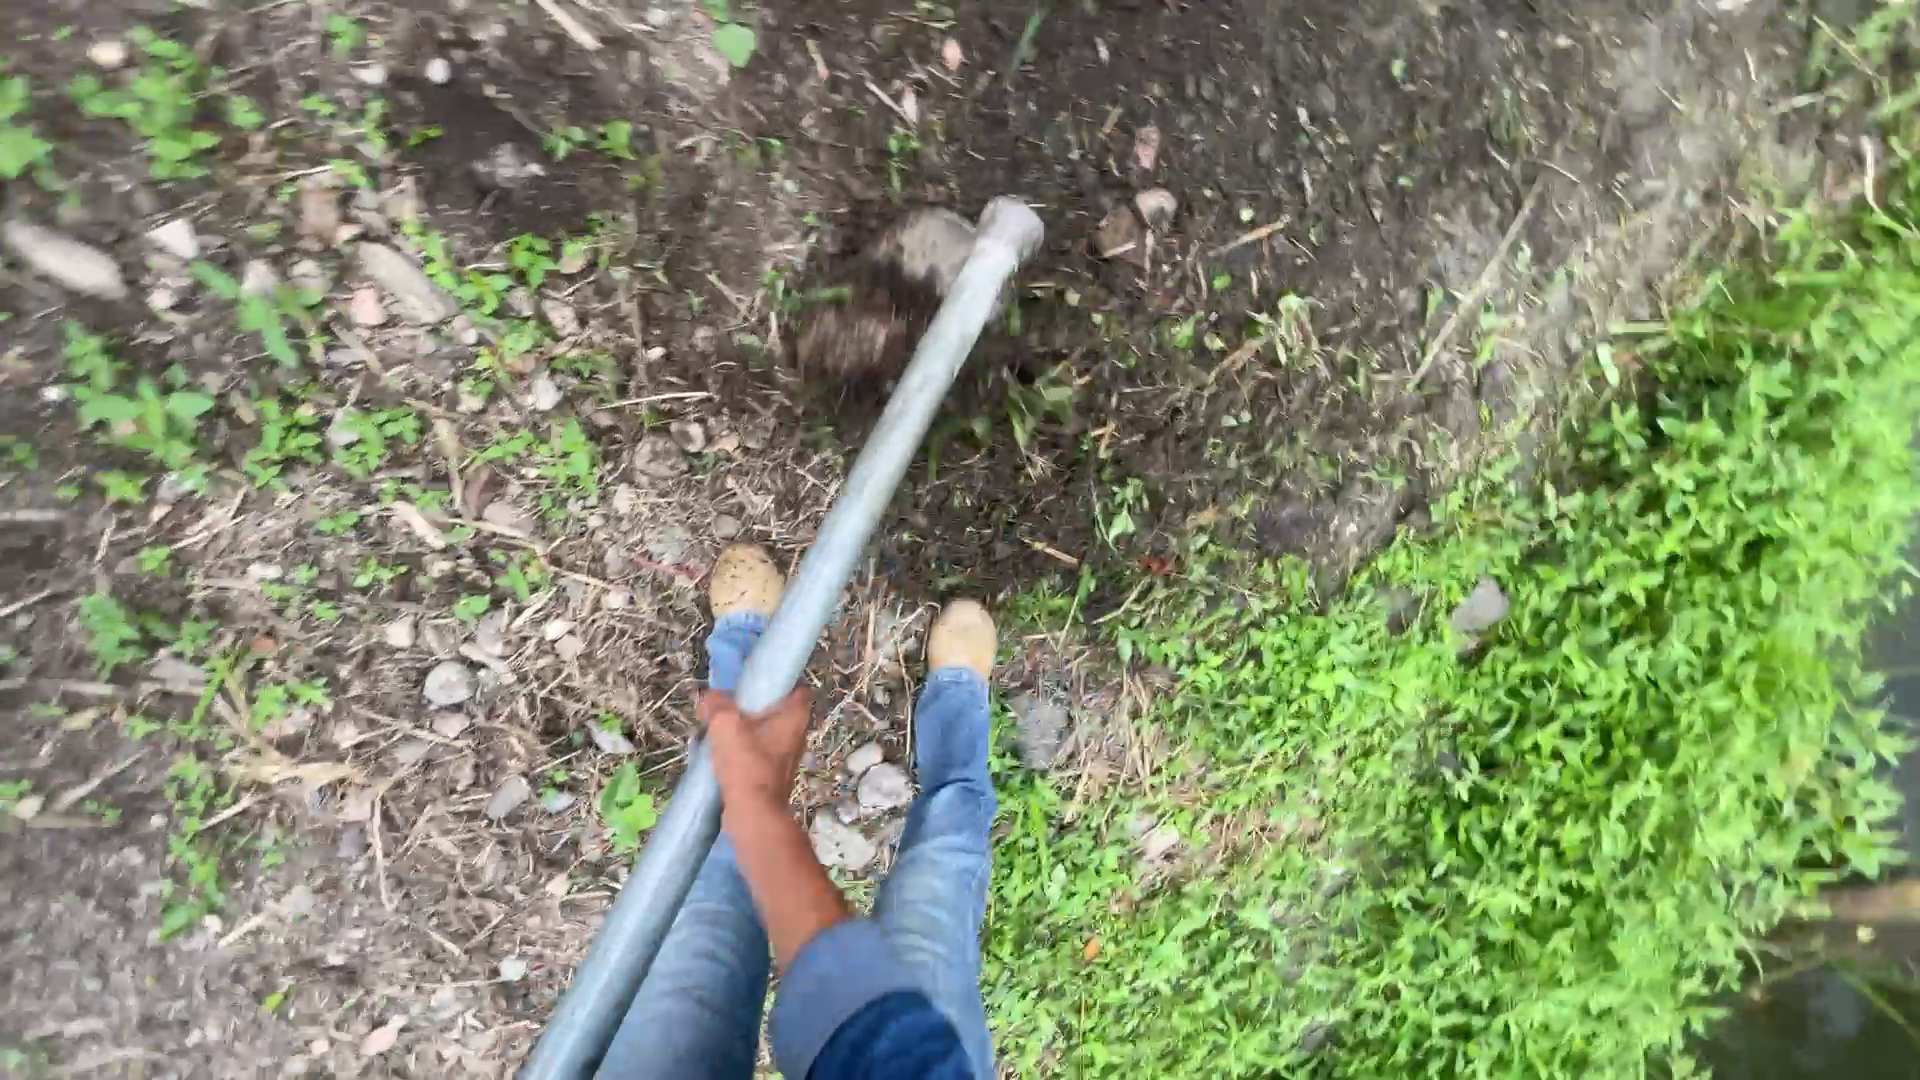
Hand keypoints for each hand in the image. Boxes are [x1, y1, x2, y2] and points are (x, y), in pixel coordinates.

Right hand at [700, 688, 810, 825]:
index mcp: (795, 716)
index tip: (752, 681)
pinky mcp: (772, 774)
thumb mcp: (726, 725)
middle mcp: (797, 734)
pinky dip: (740, 750)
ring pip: (763, 732)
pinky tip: (718, 752)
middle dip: (750, 707)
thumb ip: (716, 705)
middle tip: (727, 705)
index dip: (776, 681)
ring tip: (716, 728)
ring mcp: (785, 756)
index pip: (795, 687)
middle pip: (775, 710)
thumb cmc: (747, 764)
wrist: (752, 814)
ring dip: (742, 730)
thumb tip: (707, 696)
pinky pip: (755, 752)